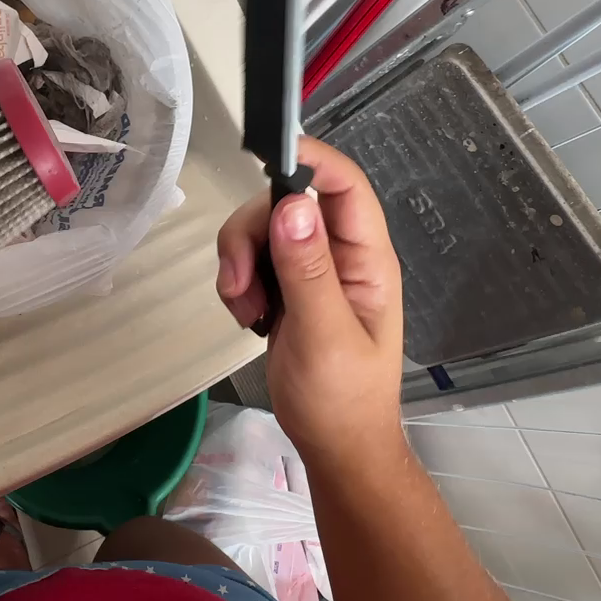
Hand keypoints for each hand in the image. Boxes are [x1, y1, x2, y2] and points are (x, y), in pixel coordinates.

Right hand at [215, 137, 406, 472]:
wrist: (331, 445)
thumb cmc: (342, 399)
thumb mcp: (326, 337)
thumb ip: (308, 271)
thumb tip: (293, 204)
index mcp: (364, 257)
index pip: (344, 185)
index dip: (310, 159)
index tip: (264, 156)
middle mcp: (337, 251)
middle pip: (285, 203)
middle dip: (251, 235)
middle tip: (240, 283)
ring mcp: (308, 266)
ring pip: (259, 228)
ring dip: (239, 264)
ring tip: (247, 310)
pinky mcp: (283, 282)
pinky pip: (247, 257)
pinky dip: (236, 282)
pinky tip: (248, 316)